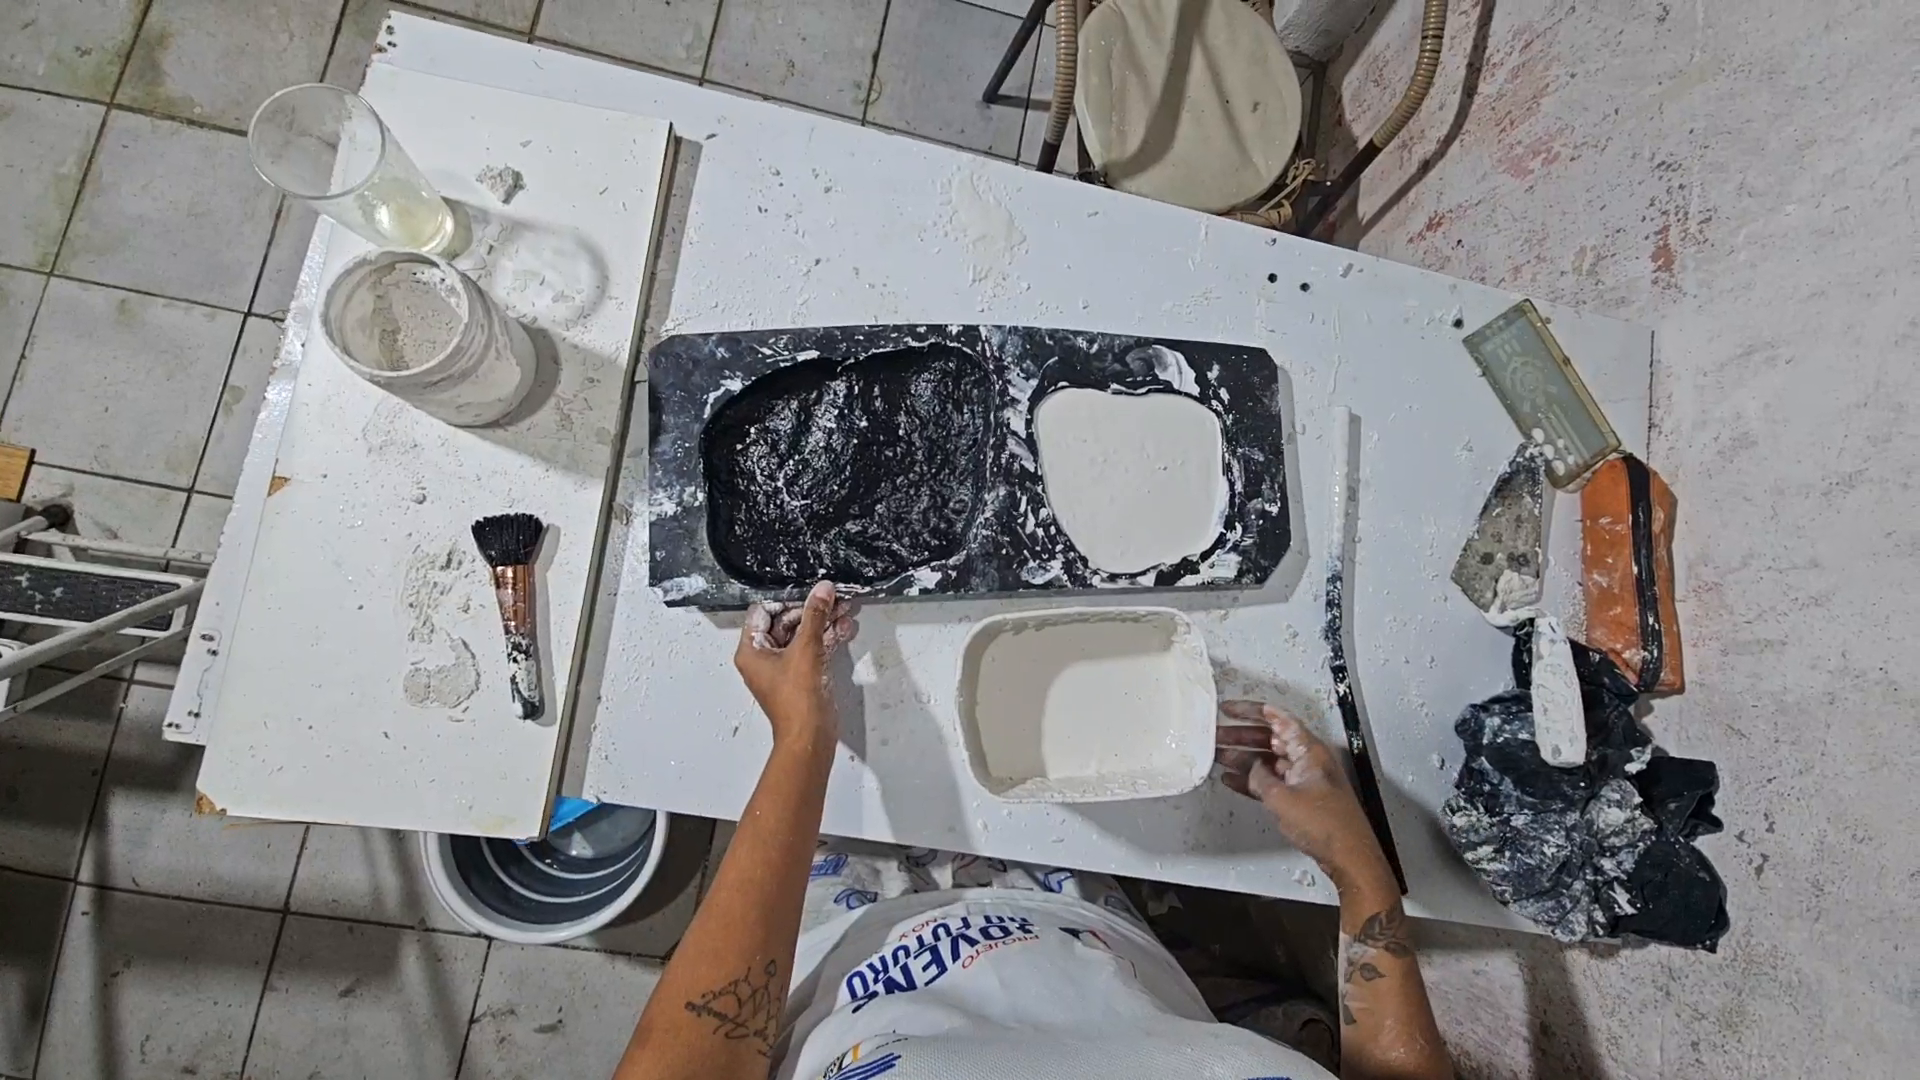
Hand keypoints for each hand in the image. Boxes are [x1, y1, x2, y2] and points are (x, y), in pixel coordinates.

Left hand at [733, 581, 856, 746]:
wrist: (811, 736)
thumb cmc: (798, 697)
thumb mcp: (806, 649)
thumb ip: (815, 615)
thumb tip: (824, 588)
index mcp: (752, 650)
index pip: (764, 612)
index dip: (786, 600)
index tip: (809, 591)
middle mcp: (764, 657)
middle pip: (786, 621)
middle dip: (811, 609)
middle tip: (834, 597)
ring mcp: (784, 667)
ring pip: (803, 635)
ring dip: (823, 622)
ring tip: (846, 608)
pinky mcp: (802, 675)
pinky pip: (813, 649)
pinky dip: (827, 638)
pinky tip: (846, 627)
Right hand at [1216, 700, 1393, 891]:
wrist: (1349, 858)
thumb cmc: (1326, 826)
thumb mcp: (1281, 797)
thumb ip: (1259, 777)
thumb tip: (1249, 767)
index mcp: (1309, 750)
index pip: (1277, 718)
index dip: (1251, 711)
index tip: (1229, 709)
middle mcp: (1308, 760)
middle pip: (1270, 738)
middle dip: (1241, 735)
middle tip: (1217, 734)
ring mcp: (1305, 779)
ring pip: (1268, 759)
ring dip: (1243, 757)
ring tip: (1218, 756)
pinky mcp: (1302, 797)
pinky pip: (1271, 780)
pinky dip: (1252, 779)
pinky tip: (1233, 780)